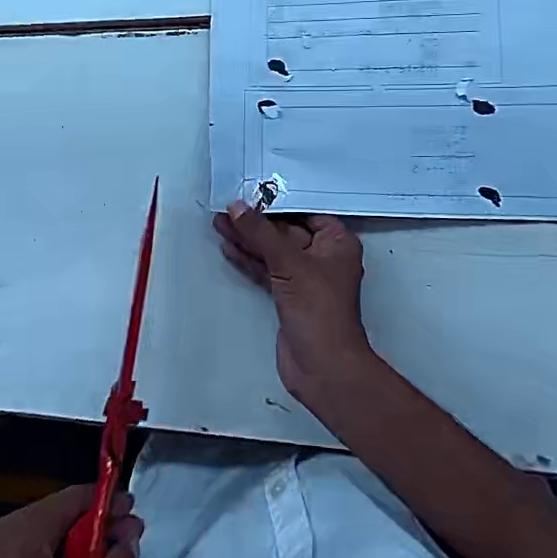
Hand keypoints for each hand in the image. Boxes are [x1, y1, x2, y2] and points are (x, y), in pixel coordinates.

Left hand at [0, 484, 142, 557]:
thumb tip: (131, 544)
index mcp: (24, 528)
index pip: (75, 497)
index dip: (108, 502)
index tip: (133, 513)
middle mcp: (6, 530)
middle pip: (64, 517)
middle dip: (97, 534)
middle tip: (126, 550)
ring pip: (51, 539)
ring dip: (79, 555)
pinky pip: (34, 556)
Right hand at [214, 203, 374, 411]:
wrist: (323, 367)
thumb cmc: (320, 312)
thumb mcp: (289, 264)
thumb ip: (261, 234)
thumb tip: (237, 207)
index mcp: (337, 244)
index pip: (306, 212)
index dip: (279, 201)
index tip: (252, 190)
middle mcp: (323, 257)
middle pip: (285, 230)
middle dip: (256, 221)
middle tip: (227, 207)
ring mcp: (304, 278)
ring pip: (272, 250)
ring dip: (248, 239)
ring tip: (220, 223)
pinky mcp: (288, 295)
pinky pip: (266, 269)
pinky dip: (249, 259)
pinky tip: (229, 247)